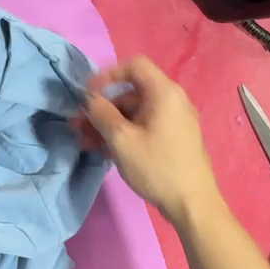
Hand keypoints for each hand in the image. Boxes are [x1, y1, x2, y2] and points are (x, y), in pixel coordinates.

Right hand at [74, 56, 221, 223]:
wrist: (191, 202)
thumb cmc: (156, 166)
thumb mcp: (121, 139)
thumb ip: (101, 113)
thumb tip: (89, 99)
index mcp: (163, 93)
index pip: (133, 66)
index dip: (107, 76)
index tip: (87, 95)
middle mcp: (171, 100)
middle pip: (130, 93)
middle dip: (102, 108)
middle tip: (78, 126)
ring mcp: (173, 120)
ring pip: (133, 113)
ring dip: (107, 124)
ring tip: (86, 142)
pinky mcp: (172, 138)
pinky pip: (142, 127)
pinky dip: (123, 134)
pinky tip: (104, 150)